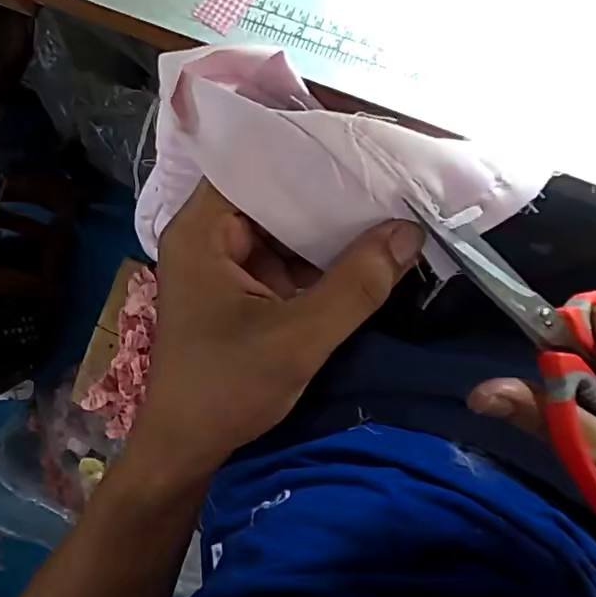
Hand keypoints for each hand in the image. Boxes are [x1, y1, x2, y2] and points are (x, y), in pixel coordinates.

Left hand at [132, 180, 422, 479]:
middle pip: (272, 193)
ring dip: (327, 225)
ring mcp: (225, 263)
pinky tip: (363, 247)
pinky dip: (319, 256)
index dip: (304, 151)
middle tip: (385, 173)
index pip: (252, 164)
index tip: (358, 144)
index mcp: (201, 231)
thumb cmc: (224, 391)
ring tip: (384, 202)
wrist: (186, 452)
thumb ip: (356, 285)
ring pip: (283, 226)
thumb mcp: (297, 338)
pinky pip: (285, 257)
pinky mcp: (241, 288)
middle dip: (326, 189)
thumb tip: (409, 232)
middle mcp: (208, 236)